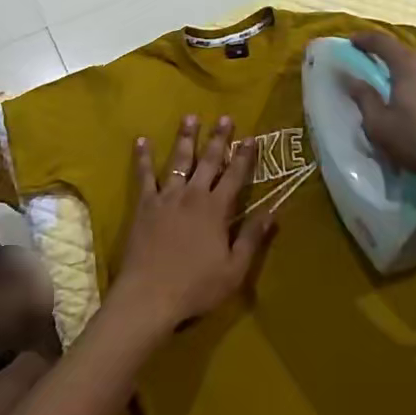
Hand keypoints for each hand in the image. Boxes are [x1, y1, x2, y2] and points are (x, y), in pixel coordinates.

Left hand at [114, 115, 275, 331]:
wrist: (149, 297)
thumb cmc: (196, 287)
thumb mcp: (235, 269)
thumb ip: (253, 237)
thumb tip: (273, 211)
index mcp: (216, 209)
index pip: (235, 175)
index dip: (245, 156)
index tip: (252, 137)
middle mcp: (193, 195)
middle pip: (209, 161)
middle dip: (219, 138)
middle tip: (225, 117)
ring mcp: (167, 198)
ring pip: (179, 161)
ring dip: (186, 138)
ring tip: (190, 117)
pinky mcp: (144, 206)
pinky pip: (144, 176)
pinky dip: (143, 157)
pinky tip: (142, 140)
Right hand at [341, 32, 415, 204]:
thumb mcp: (380, 125)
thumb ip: (364, 99)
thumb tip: (351, 79)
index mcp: (408, 64)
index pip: (382, 41)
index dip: (364, 39)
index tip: (350, 41)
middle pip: (402, 51)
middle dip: (383, 55)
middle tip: (367, 64)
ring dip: (402, 72)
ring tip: (389, 85)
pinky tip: (413, 102)